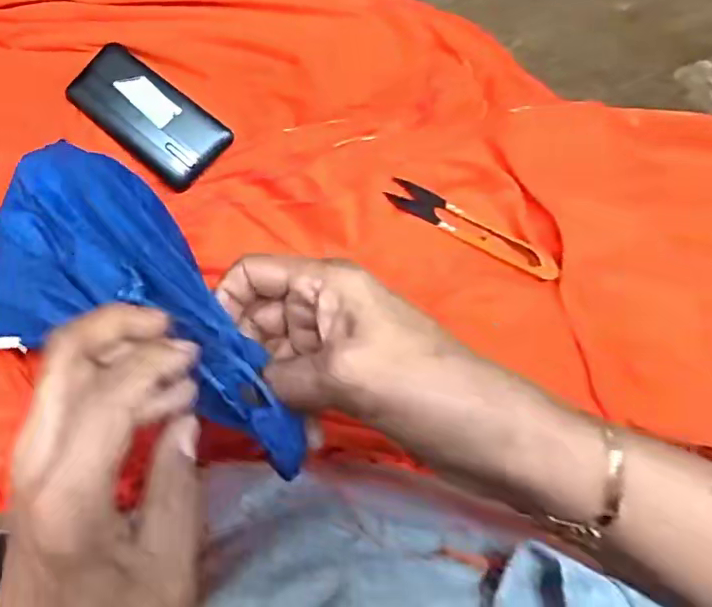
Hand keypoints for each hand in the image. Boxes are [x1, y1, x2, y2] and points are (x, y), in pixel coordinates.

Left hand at [0, 305, 203, 606]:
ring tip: (170, 354)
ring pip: (62, 362)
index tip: (192, 353)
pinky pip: (66, 388)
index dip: (153, 362)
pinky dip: (106, 371)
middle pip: (65, 353)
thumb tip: (185, 413)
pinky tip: (153, 389)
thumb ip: (177, 487)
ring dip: (113, 343)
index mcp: (67, 492)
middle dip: (118, 324)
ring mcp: (27, 447)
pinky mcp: (32, 449)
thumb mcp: (164, 572)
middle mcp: (34, 454)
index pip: (106, 394)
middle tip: (168, 324)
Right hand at [215, 256, 576, 486]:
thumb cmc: (423, 386)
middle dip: (244, 353)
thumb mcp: (346, 374)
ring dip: (268, 387)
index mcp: (324, 281)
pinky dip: (292, 405)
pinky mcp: (344, 376)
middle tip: (232, 396)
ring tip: (269, 423)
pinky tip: (297, 437)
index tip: (209, 347)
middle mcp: (322, 304)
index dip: (225, 301)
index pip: (253, 273)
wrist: (501, 439)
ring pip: (275, 354)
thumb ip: (281, 376)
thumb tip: (238, 387)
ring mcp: (333, 342)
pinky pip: (298, 382)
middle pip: (259, 315)